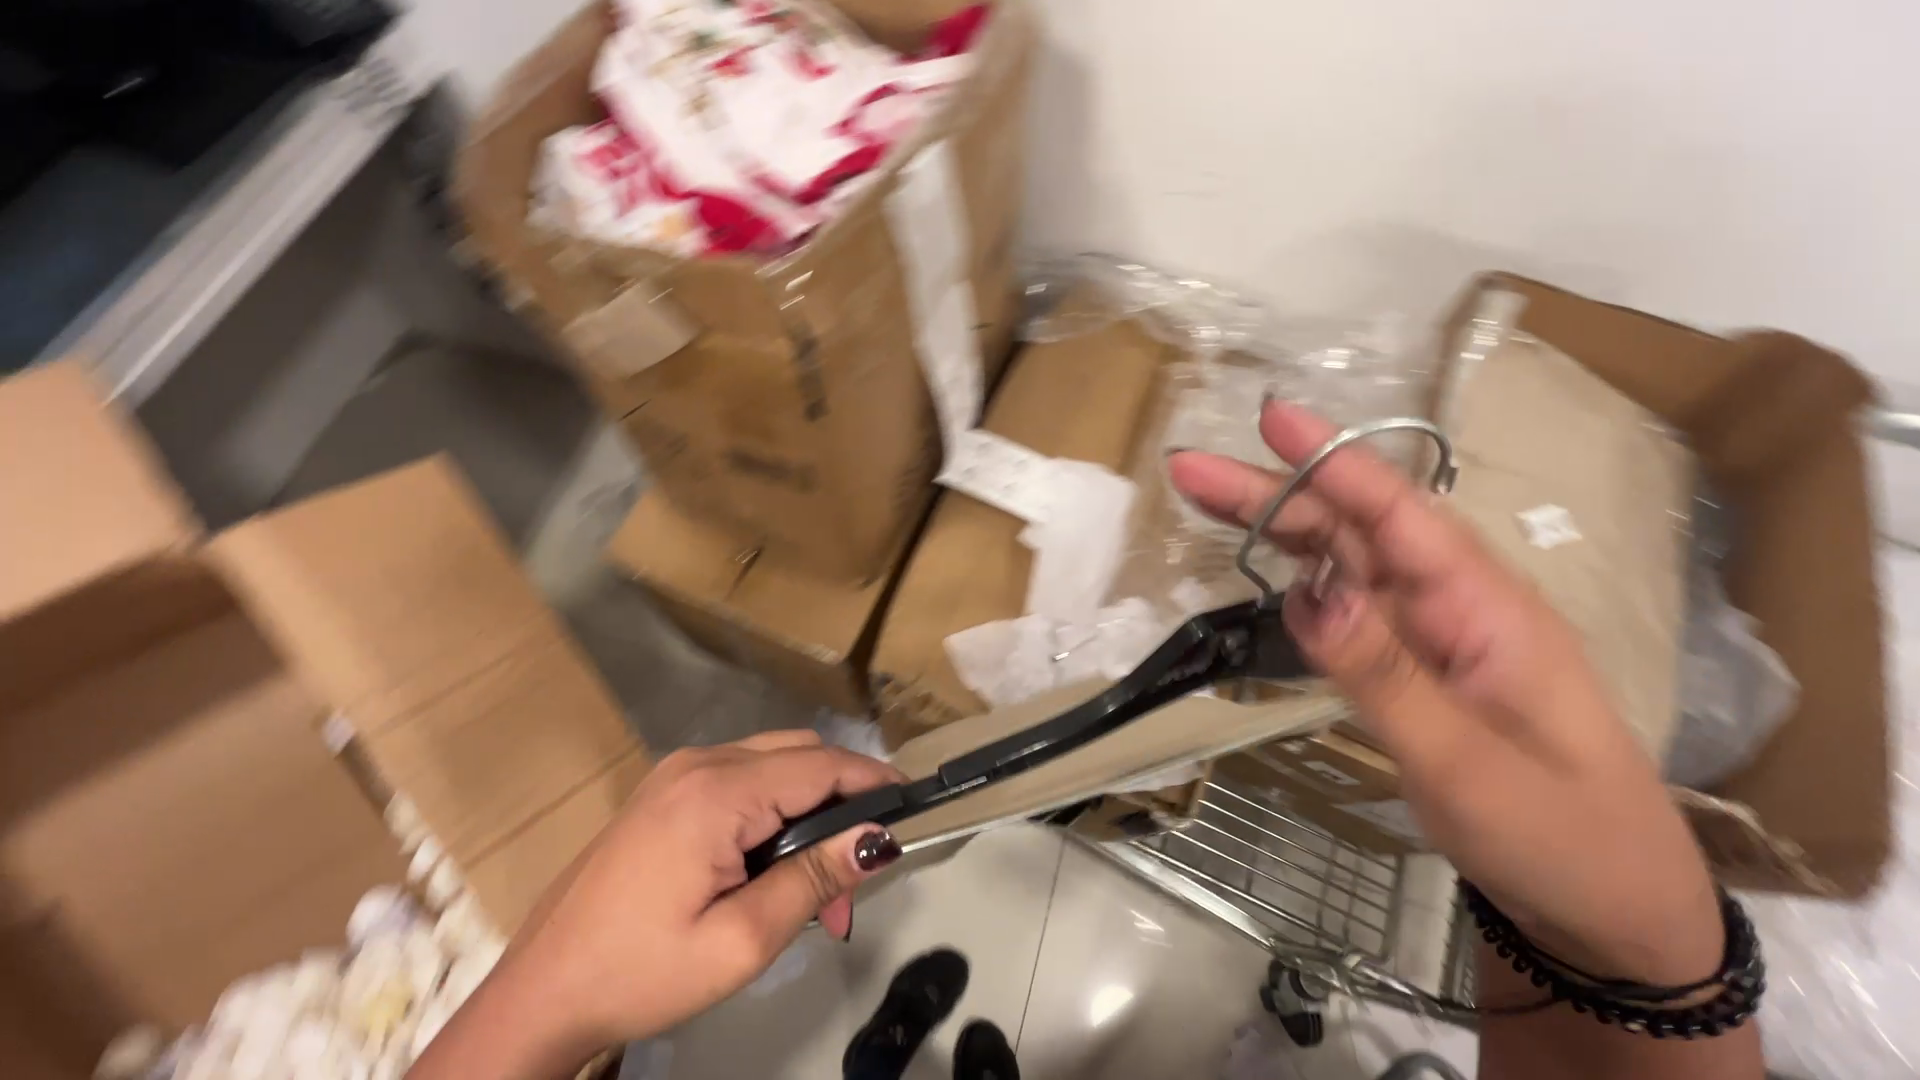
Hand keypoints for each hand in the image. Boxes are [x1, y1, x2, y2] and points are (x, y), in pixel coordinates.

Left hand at [409, 731, 904, 1079]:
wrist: (540, 994)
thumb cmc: (640, 974)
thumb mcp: (741, 940)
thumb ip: (814, 880)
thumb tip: (878, 838)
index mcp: (716, 793)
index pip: (821, 765)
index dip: (874, 781)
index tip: (914, 809)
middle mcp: (698, 764)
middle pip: (800, 755)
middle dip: (842, 803)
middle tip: (855, 879)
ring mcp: (676, 773)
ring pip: (773, 764)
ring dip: (810, 808)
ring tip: (817, 888)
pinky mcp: (664, 791)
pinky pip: (742, 778)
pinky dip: (775, 809)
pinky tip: (773, 867)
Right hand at [1170, 401, 1721, 984]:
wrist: (1609, 907)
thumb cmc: (1558, 835)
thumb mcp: (1467, 765)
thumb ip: (1384, 675)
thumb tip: (1310, 591)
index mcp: (1488, 609)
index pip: (1401, 516)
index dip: (1334, 464)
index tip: (1271, 418)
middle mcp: (1457, 605)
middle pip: (1358, 530)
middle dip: (1277, 492)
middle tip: (1191, 469)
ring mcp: (1434, 636)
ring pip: (1347, 563)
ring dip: (1280, 527)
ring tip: (1206, 500)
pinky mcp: (1414, 667)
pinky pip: (1349, 610)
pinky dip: (1302, 580)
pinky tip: (1266, 564)